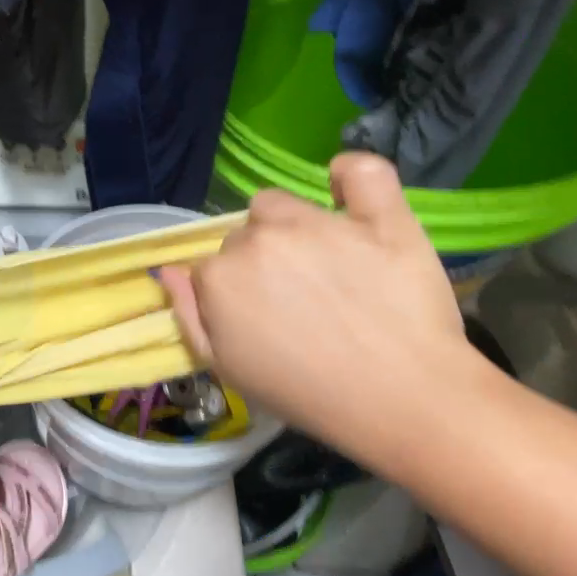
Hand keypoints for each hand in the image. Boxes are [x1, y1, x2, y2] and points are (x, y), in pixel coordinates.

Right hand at [157, 153, 481, 452]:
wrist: (406, 403)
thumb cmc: (305, 393)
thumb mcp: (224, 367)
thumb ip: (188, 315)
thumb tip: (170, 271)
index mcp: (219, 276)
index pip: (210, 266)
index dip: (231, 292)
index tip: (257, 318)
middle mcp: (260, 239)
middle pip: (245, 234)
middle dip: (261, 260)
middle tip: (296, 301)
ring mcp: (321, 225)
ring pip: (284, 206)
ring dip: (291, 226)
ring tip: (324, 266)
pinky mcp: (382, 220)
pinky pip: (363, 172)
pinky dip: (351, 174)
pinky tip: (345, 187)